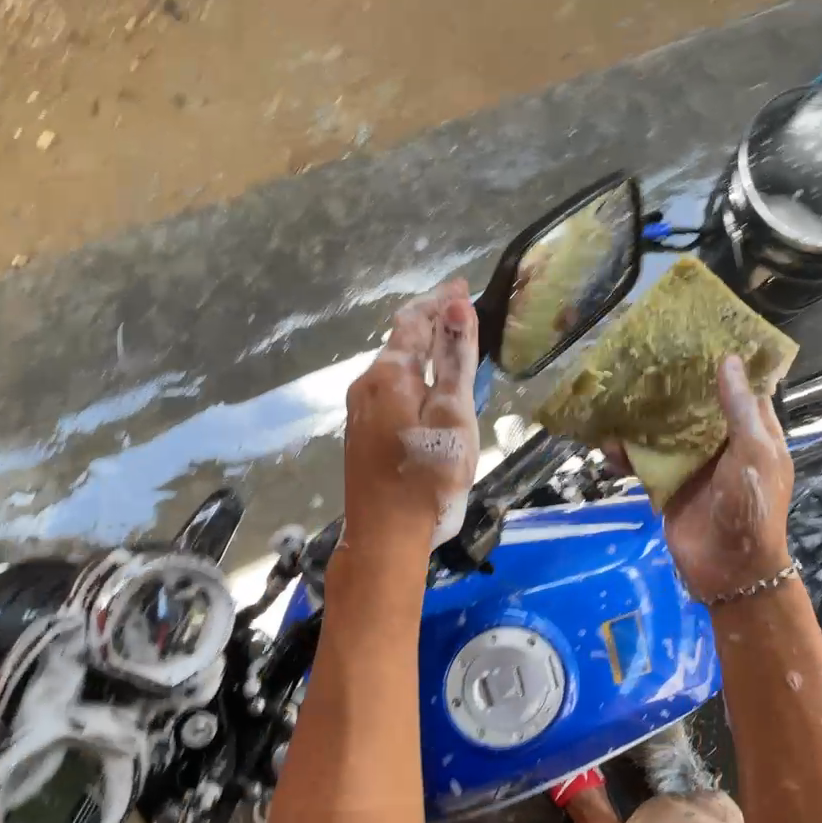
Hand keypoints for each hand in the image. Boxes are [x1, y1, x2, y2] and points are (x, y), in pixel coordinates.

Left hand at [342, 280, 480, 549]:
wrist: (385, 536)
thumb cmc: (429, 476)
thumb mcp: (453, 414)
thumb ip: (456, 360)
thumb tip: (457, 305)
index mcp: (390, 374)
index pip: (415, 320)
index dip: (440, 301)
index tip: (462, 286)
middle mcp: (367, 385)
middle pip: (400, 342)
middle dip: (430, 323)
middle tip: (460, 312)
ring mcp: (360, 413)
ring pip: (393, 369)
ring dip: (420, 352)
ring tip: (448, 346)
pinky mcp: (361, 436)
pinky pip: (389, 392)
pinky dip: (412, 378)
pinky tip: (426, 390)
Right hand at [614, 356, 793, 601]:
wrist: (729, 570)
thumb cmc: (751, 508)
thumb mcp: (752, 453)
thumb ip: (738, 410)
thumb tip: (728, 360)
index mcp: (753, 432)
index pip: (740, 388)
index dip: (723, 364)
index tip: (697, 335)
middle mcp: (722, 444)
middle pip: (696, 406)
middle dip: (673, 387)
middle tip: (644, 356)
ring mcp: (693, 465)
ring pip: (666, 432)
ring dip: (643, 420)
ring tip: (616, 397)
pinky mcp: (669, 487)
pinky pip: (645, 464)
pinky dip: (626, 455)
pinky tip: (606, 445)